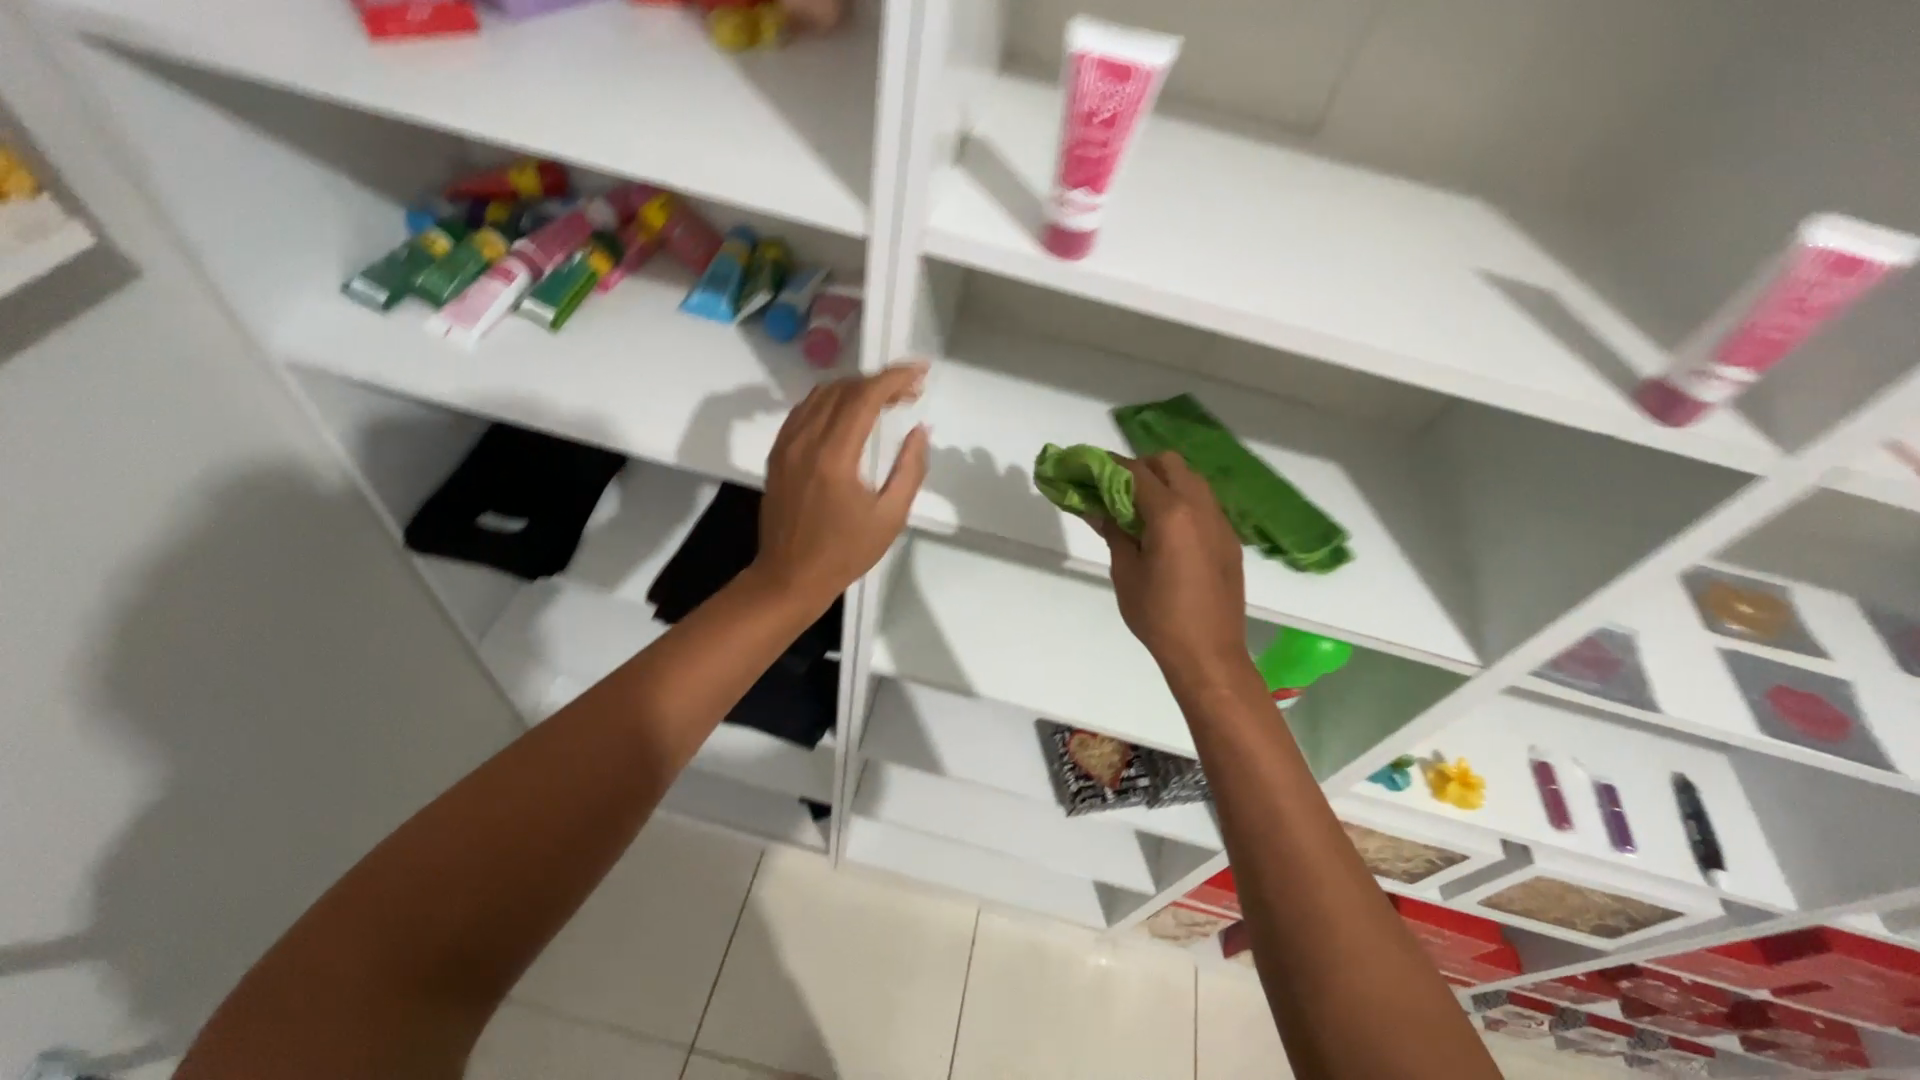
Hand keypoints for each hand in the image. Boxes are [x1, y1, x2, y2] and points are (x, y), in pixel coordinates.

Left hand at [754, 362, 930, 604]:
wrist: (789, 576)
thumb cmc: (844, 553)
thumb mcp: (890, 517)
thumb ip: (910, 469)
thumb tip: (919, 431)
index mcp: (834, 456)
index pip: (865, 396)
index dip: (895, 378)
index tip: (921, 373)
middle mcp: (806, 441)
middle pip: (844, 389)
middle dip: (880, 381)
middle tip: (911, 391)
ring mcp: (787, 445)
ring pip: (822, 395)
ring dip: (856, 388)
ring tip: (885, 399)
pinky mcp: (778, 453)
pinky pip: (804, 410)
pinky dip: (831, 401)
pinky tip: (850, 413)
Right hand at [1091, 452, 1246, 679]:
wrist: (1208, 652)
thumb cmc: (1158, 616)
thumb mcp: (1125, 572)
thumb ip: (1113, 532)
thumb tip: (1096, 507)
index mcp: (1170, 514)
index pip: (1135, 471)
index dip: (1108, 466)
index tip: (1088, 469)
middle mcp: (1199, 507)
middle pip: (1169, 463)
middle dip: (1140, 468)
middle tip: (1117, 492)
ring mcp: (1220, 522)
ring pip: (1191, 480)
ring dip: (1165, 482)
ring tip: (1141, 511)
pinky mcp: (1229, 539)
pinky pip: (1205, 503)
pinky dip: (1183, 502)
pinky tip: (1167, 532)